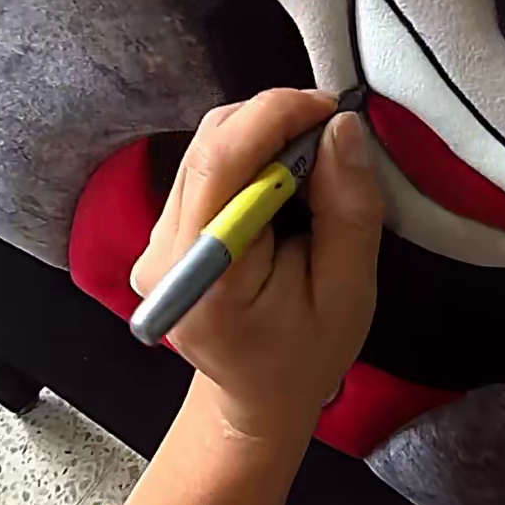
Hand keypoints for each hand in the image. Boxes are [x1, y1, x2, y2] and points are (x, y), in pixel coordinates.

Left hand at [130, 89, 384, 444]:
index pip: (223, 163)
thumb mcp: (349, 290)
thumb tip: (341, 129)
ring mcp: (155, 240)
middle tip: (330, 134)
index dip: (276, 117)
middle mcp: (162, 253)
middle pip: (210, 145)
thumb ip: (347, 208)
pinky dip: (252, 154)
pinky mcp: (165, 231)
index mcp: (204, 278)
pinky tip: (284, 181)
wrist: (258, 393)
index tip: (333, 111)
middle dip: (275, 120)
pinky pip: (207, 166)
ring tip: (312, 163)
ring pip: (207, 147)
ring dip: (265, 135)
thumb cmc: (306, 353)